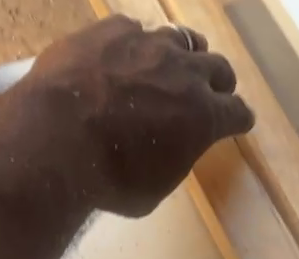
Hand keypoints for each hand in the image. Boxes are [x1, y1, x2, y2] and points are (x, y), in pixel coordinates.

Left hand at [21, 15, 254, 216]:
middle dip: (220, 82)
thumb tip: (168, 149)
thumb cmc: (111, 180)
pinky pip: (134, 30)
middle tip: (214, 91)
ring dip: (185, 53)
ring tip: (176, 63)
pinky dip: (136, 46)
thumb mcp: (154, 188)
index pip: (237, 112)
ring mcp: (148, 43)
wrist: (58, 138)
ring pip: (182, 39)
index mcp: (203, 116)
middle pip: (218, 68)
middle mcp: (185, 72)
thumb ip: (172, 160)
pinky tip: (124, 57)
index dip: (239, 119)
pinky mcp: (111, 29)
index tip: (240, 121)